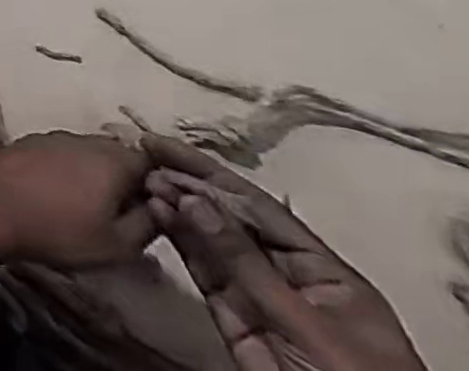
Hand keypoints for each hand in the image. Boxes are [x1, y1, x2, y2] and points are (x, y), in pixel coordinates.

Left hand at [0, 131, 153, 268]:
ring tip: (86, 207)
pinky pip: (56, 154)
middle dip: (125, 180)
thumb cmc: (57, 228)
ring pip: (85, 153)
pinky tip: (53, 194)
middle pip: (117, 154)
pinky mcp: (23, 143)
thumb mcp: (117, 245)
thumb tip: (162, 209)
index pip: (152, 163)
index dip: (159, 187)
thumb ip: (149, 225)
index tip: (155, 212)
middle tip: (121, 213)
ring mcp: (49, 136)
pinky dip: (63, 171)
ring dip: (92, 175)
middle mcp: (82, 138)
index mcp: (113, 158)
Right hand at [143, 137, 427, 370]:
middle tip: (145, 160)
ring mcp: (258, 297)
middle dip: (190, 187)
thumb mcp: (306, 323)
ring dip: (177, 209)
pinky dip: (178, 241)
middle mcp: (289, 276)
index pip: (260, 208)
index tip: (166, 145)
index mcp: (324, 272)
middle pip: (232, 220)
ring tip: (143, 181)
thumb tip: (193, 199)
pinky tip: (156, 214)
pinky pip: (202, 271)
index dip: (214, 174)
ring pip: (211, 242)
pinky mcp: (232, 317)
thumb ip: (246, 262)